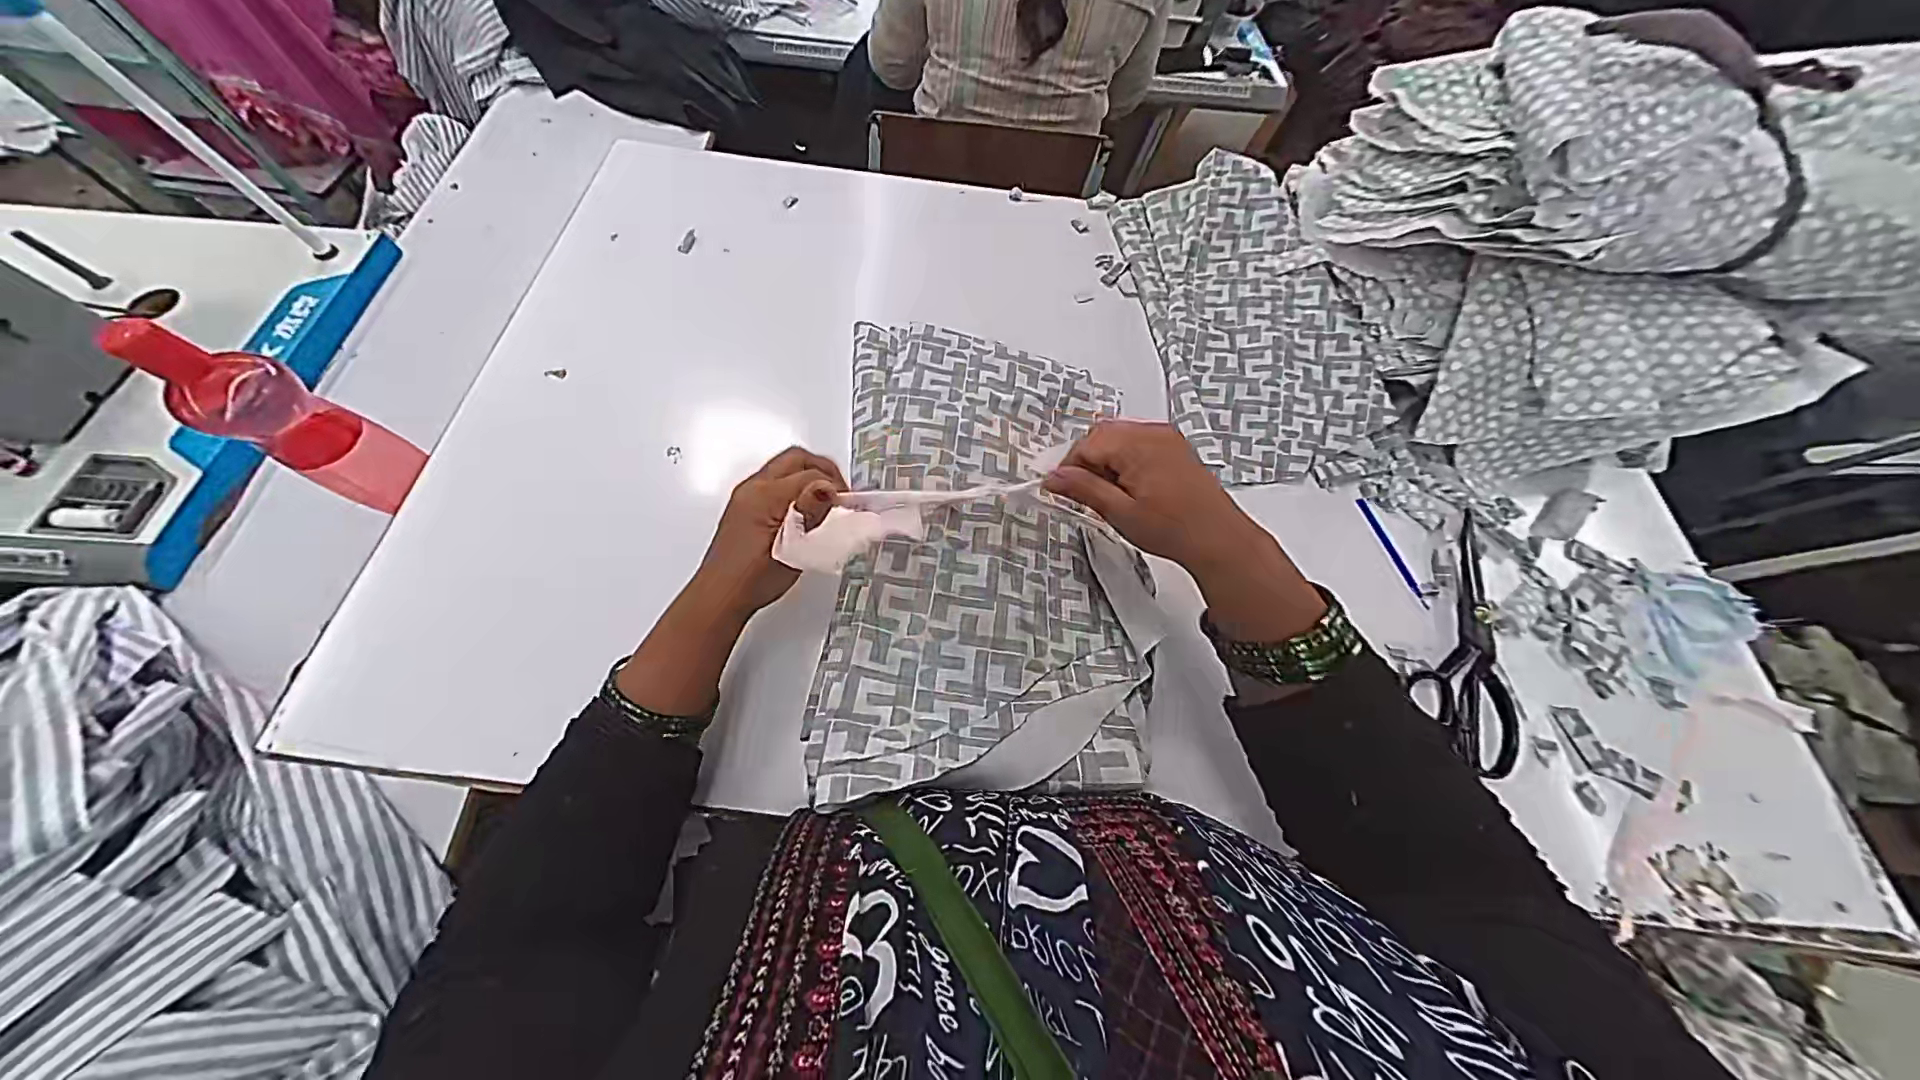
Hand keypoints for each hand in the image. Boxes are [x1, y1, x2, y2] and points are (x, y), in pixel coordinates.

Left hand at [616, 446, 845, 717]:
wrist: (721, 596)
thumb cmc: (752, 579)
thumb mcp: (792, 549)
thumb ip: (810, 514)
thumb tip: (827, 488)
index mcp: (764, 496)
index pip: (810, 475)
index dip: (835, 488)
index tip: (848, 506)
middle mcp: (752, 489)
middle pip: (796, 458)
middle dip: (824, 470)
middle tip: (842, 494)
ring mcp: (747, 495)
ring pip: (785, 467)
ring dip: (810, 477)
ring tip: (828, 502)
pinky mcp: (746, 505)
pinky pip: (775, 480)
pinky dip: (796, 486)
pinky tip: (807, 509)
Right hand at [1042, 421, 1325, 640]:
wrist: (1217, 539)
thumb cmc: (1179, 529)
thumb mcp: (1119, 513)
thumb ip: (1083, 490)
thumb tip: (1056, 478)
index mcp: (1138, 445)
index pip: (1086, 444)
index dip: (1069, 468)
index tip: (1062, 487)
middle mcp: (1154, 434)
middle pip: (1102, 436)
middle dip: (1086, 463)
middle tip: (1082, 493)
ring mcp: (1167, 440)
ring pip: (1119, 439)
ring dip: (1106, 462)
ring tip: (1110, 497)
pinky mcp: (1174, 449)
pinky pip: (1138, 444)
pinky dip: (1125, 462)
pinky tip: (1129, 490)